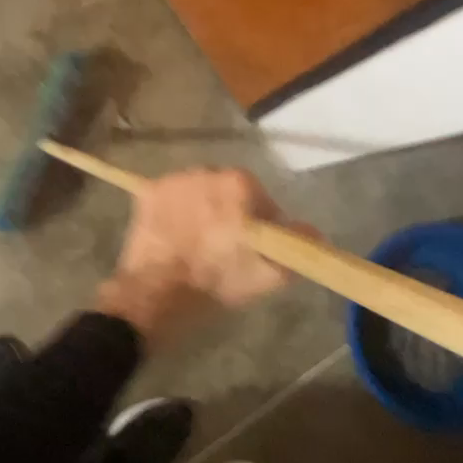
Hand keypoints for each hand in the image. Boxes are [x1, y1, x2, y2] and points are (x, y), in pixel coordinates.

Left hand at [95, 168, 303, 345]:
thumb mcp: (270, 274)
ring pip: (200, 194)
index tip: (254, 250)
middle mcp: (207, 171)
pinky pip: (172, 199)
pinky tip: (176, 237)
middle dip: (231, 215)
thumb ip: (299, 247)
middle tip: (225, 248)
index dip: (262, 226)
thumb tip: (314, 233)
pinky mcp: (148, 193)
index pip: (262, 202)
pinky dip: (176, 213)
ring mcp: (174, 180)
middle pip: (229, 194)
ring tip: (198, 244)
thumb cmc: (217, 280)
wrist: (157, 291)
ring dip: (203, 211)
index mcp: (240, 183)